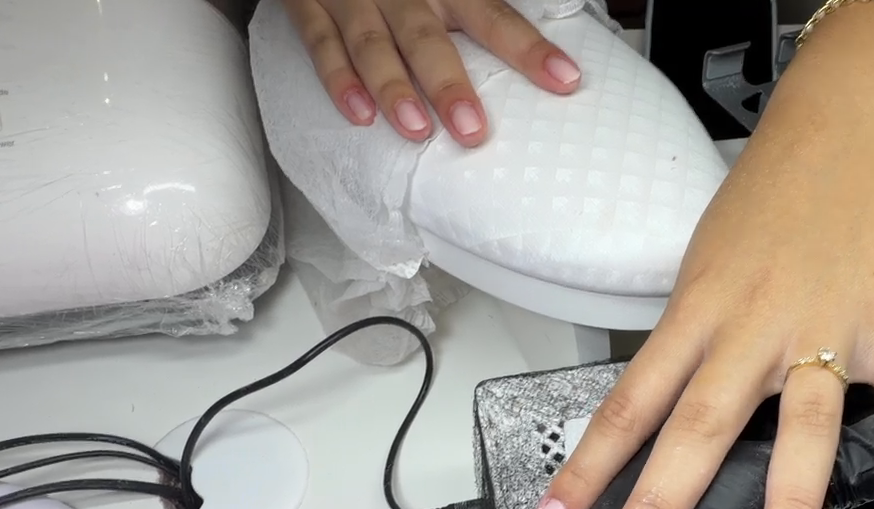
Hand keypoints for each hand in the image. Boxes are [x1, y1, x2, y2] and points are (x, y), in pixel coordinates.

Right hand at [281, 0, 579, 144]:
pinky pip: (319, 41)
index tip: (565, 80)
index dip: (528, 49)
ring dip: (393, 88)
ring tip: (417, 130)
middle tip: (472, 130)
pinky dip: (337, 79)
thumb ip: (488, 10)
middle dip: (448, 84)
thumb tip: (556, 43)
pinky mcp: (308, 3)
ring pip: (372, 43)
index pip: (493, 16)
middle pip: (426, 38)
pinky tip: (360, 116)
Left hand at [533, 8, 873, 508]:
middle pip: (699, 424)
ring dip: (790, 505)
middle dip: (661, 504)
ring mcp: (825, 327)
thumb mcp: (699, 273)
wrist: (840, 126)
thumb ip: (686, 347)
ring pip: (804, 424)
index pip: (628, 403)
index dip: (587, 468)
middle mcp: (752, 328)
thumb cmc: (760, 207)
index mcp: (696, 315)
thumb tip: (662, 422)